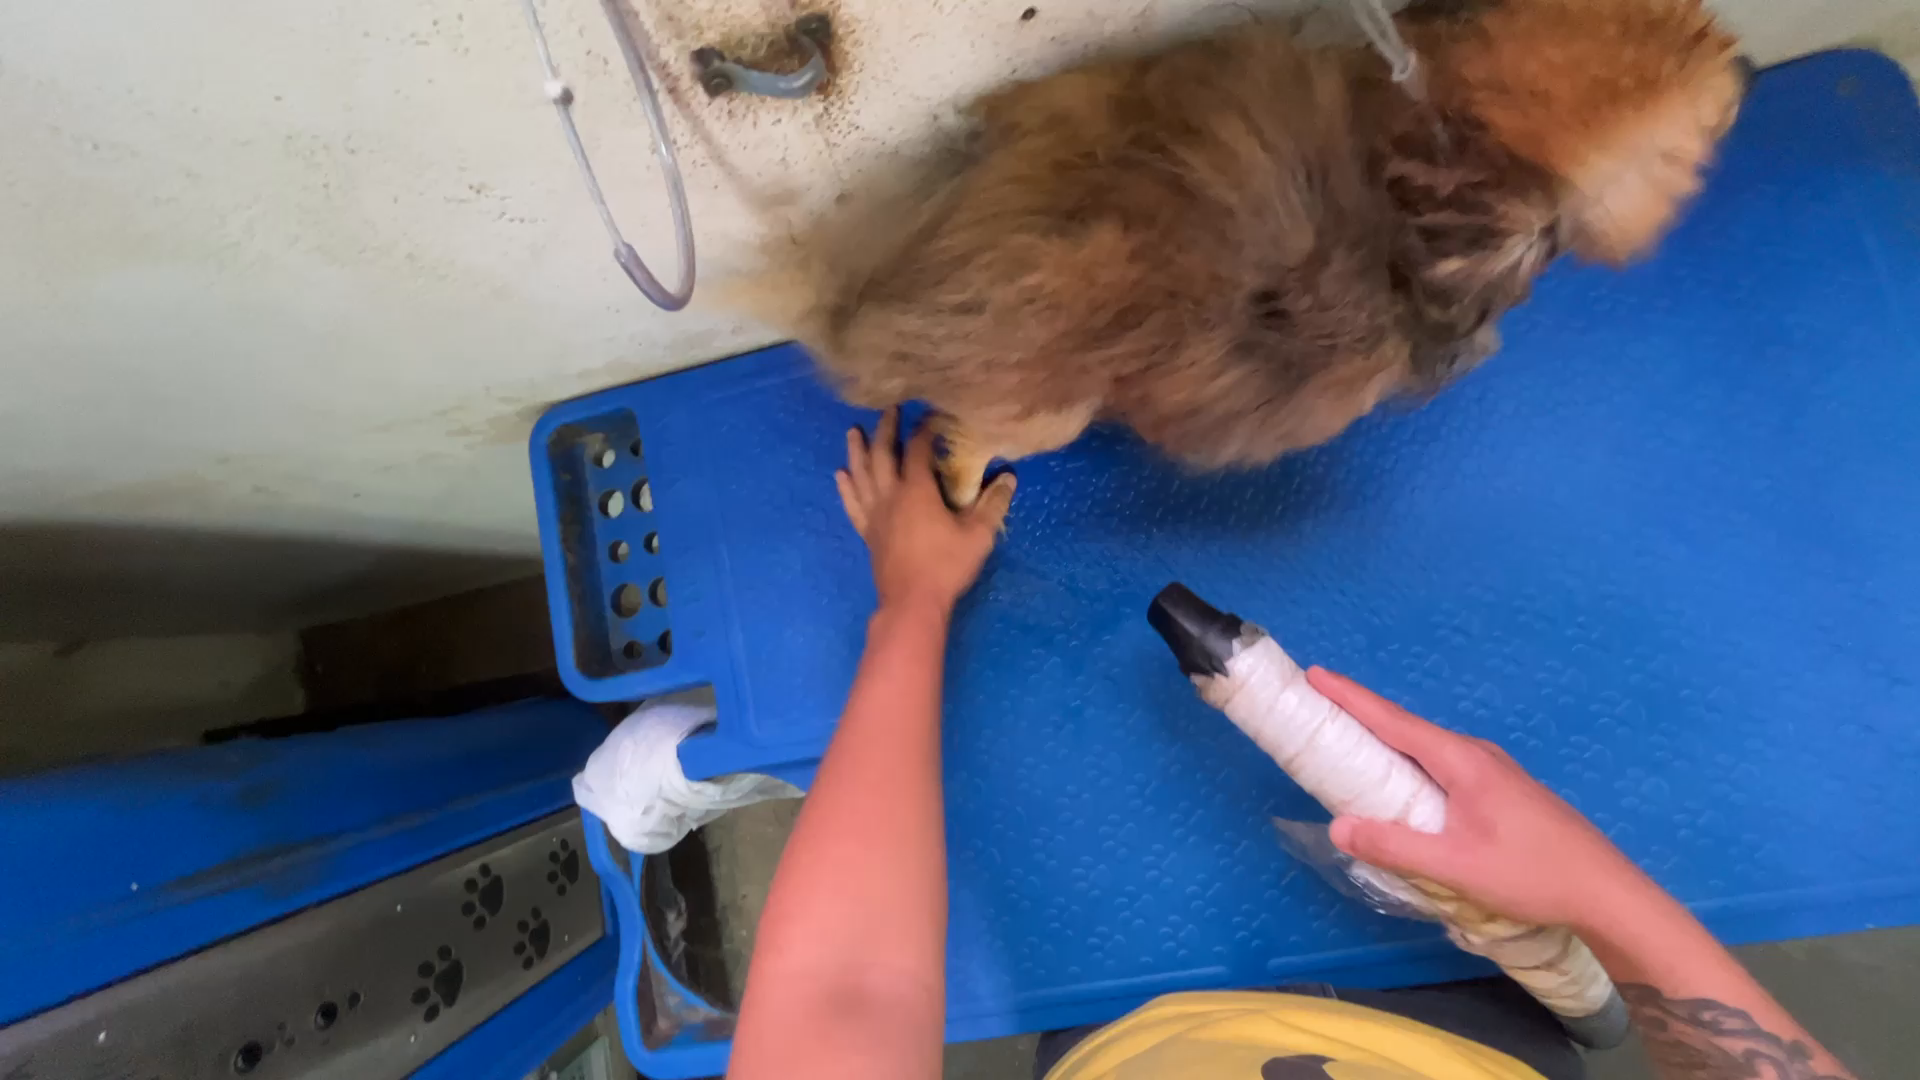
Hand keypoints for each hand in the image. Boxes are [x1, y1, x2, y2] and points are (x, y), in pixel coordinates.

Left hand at [835, 409, 1015, 614]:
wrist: (912, 602)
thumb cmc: (946, 566)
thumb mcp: (978, 535)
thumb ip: (993, 504)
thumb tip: (1009, 477)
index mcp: (916, 490)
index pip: (918, 450)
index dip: (925, 430)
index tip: (932, 416)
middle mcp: (890, 495)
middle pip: (882, 454)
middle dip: (886, 429)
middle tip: (889, 409)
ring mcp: (875, 514)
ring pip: (861, 474)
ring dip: (857, 451)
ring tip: (853, 431)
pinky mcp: (867, 532)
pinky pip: (852, 503)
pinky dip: (846, 487)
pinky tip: (841, 475)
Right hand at [1311, 667, 1656, 931]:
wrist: (1614, 898)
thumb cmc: (1535, 875)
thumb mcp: (1458, 867)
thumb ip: (1395, 847)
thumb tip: (1336, 828)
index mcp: (1461, 760)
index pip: (1392, 719)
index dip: (1350, 695)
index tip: (1314, 673)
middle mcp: (1474, 753)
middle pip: (1405, 726)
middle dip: (1359, 712)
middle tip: (1317, 707)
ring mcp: (1491, 768)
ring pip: (1424, 745)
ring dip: (1384, 737)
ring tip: (1348, 741)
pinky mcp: (1500, 787)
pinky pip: (1440, 760)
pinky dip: (1407, 757)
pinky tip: (1401, 779)